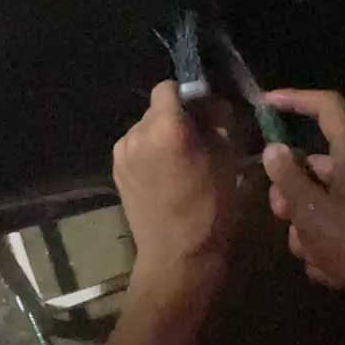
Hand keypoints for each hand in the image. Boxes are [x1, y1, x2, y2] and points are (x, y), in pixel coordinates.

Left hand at [114, 81, 239, 296]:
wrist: (177, 256)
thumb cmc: (211, 209)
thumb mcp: (228, 159)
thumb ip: (219, 122)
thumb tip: (213, 103)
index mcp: (166, 127)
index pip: (169, 87)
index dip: (188, 95)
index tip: (205, 111)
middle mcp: (137, 133)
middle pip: (157, 108)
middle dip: (178, 116)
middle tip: (200, 137)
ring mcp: (122, 153)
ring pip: (145, 128)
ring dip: (163, 135)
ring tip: (183, 160)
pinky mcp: (116, 170)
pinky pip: (136, 147)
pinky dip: (151, 151)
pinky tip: (166, 174)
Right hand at [260, 89, 344, 331]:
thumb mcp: (311, 211)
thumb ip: (287, 178)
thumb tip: (273, 149)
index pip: (328, 108)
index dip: (296, 99)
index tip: (266, 105)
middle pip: (315, 164)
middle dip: (290, 191)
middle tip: (279, 214)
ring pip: (320, 201)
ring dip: (306, 227)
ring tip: (312, 252)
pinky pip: (335, 227)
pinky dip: (325, 245)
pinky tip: (329, 269)